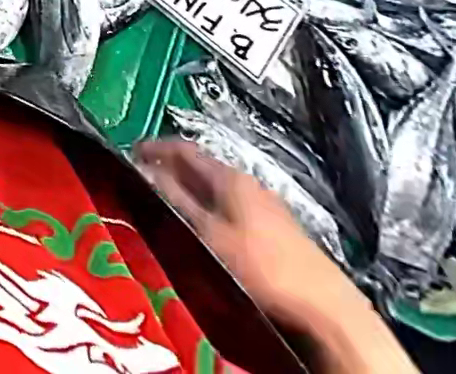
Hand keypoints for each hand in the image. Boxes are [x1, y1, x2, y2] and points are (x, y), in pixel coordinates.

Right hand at [135, 141, 415, 373]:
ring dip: (187, 188)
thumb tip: (143, 169)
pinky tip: (201, 226)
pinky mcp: (274, 225)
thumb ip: (175, 199)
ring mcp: (263, 202)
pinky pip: (229, 202)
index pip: (183, 148)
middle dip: (169, 168)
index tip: (129, 154)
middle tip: (143, 180)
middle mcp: (246, 180)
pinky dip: (206, 204)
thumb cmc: (261, 266)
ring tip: (165, 204)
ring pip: (214, 185)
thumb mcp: (208, 233)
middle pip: (199, 165)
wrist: (326, 308)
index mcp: (228, 176)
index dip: (154, 147)